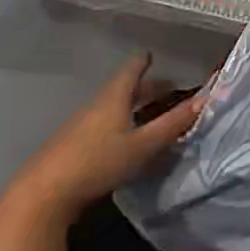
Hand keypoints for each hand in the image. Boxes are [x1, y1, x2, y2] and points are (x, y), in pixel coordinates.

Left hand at [4, 53, 206, 221]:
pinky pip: (103, 124)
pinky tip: (126, 138)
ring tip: (151, 112)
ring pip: (112, 108)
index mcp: (113, 99)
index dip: (142, 62)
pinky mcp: (71, 146)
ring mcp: (80, 126)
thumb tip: (206, 98)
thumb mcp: (144, 144)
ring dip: (133, 106)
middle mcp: (95, 107)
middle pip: (123, 90)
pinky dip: (121, 122)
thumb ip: (174, 123)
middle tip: (168, 88)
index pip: (130, 71)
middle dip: (146, 88)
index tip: (152, 55)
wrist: (43, 195)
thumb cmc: (98, 162)